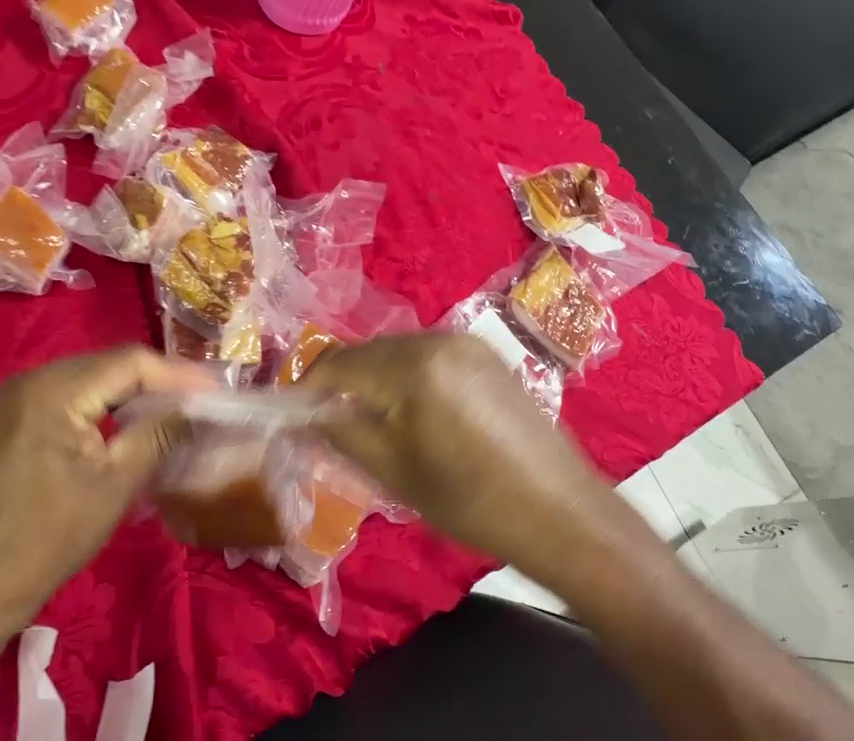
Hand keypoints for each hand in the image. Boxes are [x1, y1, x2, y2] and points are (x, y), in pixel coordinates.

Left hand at [0, 346, 210, 628]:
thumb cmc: (49, 538)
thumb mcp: (115, 485)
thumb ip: (159, 435)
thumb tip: (200, 406)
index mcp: (52, 388)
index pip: (129, 362)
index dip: (178, 375)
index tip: (219, 392)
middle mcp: (33, 378)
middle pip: (111, 365)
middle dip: (160, 382)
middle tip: (205, 403)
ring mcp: (21, 397)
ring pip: (94, 379)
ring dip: (136, 394)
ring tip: (180, 413)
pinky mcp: (19, 417)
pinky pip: (74, 397)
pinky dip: (108, 407)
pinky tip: (136, 424)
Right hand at [298, 333, 614, 568]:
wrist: (562, 514)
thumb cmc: (472, 501)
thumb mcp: (394, 472)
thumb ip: (339, 434)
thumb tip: (298, 416)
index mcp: (414, 366)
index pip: (338, 363)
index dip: (308, 389)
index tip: (291, 416)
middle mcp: (439, 339)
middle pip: (367, 353)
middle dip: (341, 386)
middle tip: (328, 428)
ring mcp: (467, 343)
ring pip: (395, 354)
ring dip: (373, 383)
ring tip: (370, 427)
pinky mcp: (486, 356)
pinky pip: (427, 358)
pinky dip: (406, 380)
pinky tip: (411, 417)